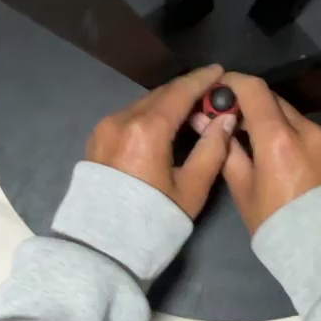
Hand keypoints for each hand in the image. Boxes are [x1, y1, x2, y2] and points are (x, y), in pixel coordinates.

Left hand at [85, 64, 235, 218]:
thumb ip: (211, 149)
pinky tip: (163, 126)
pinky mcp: (96, 140)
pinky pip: (128, 117)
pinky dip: (149, 115)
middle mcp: (121, 119)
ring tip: (190, 111)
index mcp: (146, 129)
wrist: (100, 249)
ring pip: (142, 105)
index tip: (219, 71)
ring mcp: (104, 128)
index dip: (202, 80)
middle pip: (160, 95)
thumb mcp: (190, 189)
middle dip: (186, 91)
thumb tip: (225, 120)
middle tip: (210, 93)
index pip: (180, 92)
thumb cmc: (152, 221)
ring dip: (166, 103)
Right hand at [218, 73, 320, 233]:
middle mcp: (307, 130)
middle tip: (235, 122)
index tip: (220, 88)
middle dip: (253, 106)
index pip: (254, 90)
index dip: (234, 82)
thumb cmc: (278, 226)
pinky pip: (314, 135)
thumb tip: (203, 120)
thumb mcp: (244, 191)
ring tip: (266, 151)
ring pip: (295, 118)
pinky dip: (299, 140)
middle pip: (274, 101)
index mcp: (278, 139)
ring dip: (277, 125)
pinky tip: (295, 166)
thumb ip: (225, 149)